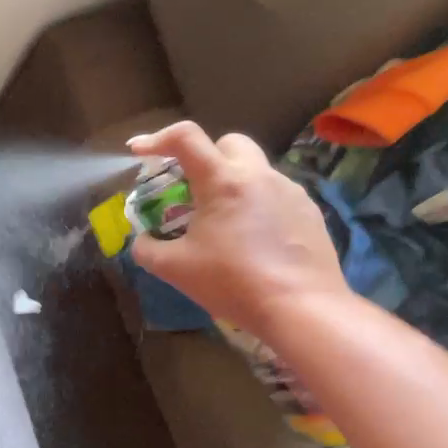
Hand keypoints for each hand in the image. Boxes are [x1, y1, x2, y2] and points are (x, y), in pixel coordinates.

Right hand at [126, 121, 351, 340]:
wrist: (301, 308)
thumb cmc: (231, 282)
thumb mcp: (173, 268)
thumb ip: (147, 248)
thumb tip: (144, 239)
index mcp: (222, 182)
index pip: (185, 138)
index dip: (156, 139)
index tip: (138, 152)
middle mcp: (259, 176)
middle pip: (229, 143)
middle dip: (204, 156)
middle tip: (188, 188)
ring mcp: (290, 192)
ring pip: (254, 170)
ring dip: (231, 184)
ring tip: (219, 222)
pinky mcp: (309, 212)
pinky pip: (275, 195)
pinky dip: (254, 205)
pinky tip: (249, 240)